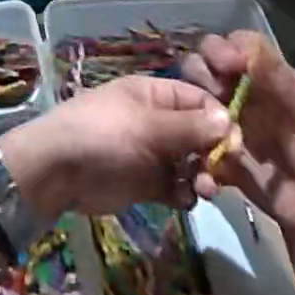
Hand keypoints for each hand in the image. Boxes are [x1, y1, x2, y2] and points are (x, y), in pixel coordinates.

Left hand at [0, 75, 229, 219]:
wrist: (57, 171)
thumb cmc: (102, 135)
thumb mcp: (147, 126)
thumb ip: (189, 126)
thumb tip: (229, 120)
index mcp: (152, 94)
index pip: (198, 99)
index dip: (219, 119)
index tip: (236, 145)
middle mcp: (155, 120)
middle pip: (198, 133)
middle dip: (213, 153)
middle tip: (219, 174)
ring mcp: (150, 151)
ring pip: (190, 162)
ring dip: (201, 176)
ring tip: (201, 190)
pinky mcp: (145, 182)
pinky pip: (176, 186)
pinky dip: (183, 193)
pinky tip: (182, 200)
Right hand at [185, 33, 294, 275]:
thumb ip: (281, 83)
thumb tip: (245, 47)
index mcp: (271, 81)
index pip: (239, 45)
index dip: (225, 47)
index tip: (221, 63)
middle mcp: (245, 94)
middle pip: (209, 64)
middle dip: (202, 70)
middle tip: (211, 93)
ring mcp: (228, 122)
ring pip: (195, 95)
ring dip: (193, 101)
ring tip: (204, 125)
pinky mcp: (216, 152)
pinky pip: (193, 137)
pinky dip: (191, 143)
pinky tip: (204, 157)